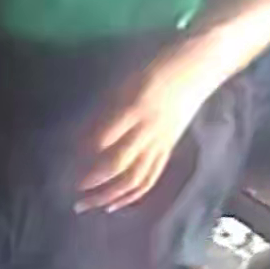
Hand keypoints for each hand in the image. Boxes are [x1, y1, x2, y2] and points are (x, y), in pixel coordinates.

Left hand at [77, 53, 211, 212]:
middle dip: (90, 182)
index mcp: (137, 107)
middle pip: (118, 164)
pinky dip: (129, 196)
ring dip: (105, 197)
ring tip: (82, 206)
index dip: (82, 155)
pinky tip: (110, 207)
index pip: (104, 139)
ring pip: (133, 178)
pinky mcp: (168, 148)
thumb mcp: (126, 84)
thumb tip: (75, 143)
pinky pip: (150, 178)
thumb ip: (102, 113)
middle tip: (71, 191)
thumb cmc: (157, 69)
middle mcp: (150, 128)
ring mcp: (161, 141)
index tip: (64, 165)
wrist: (205, 61)